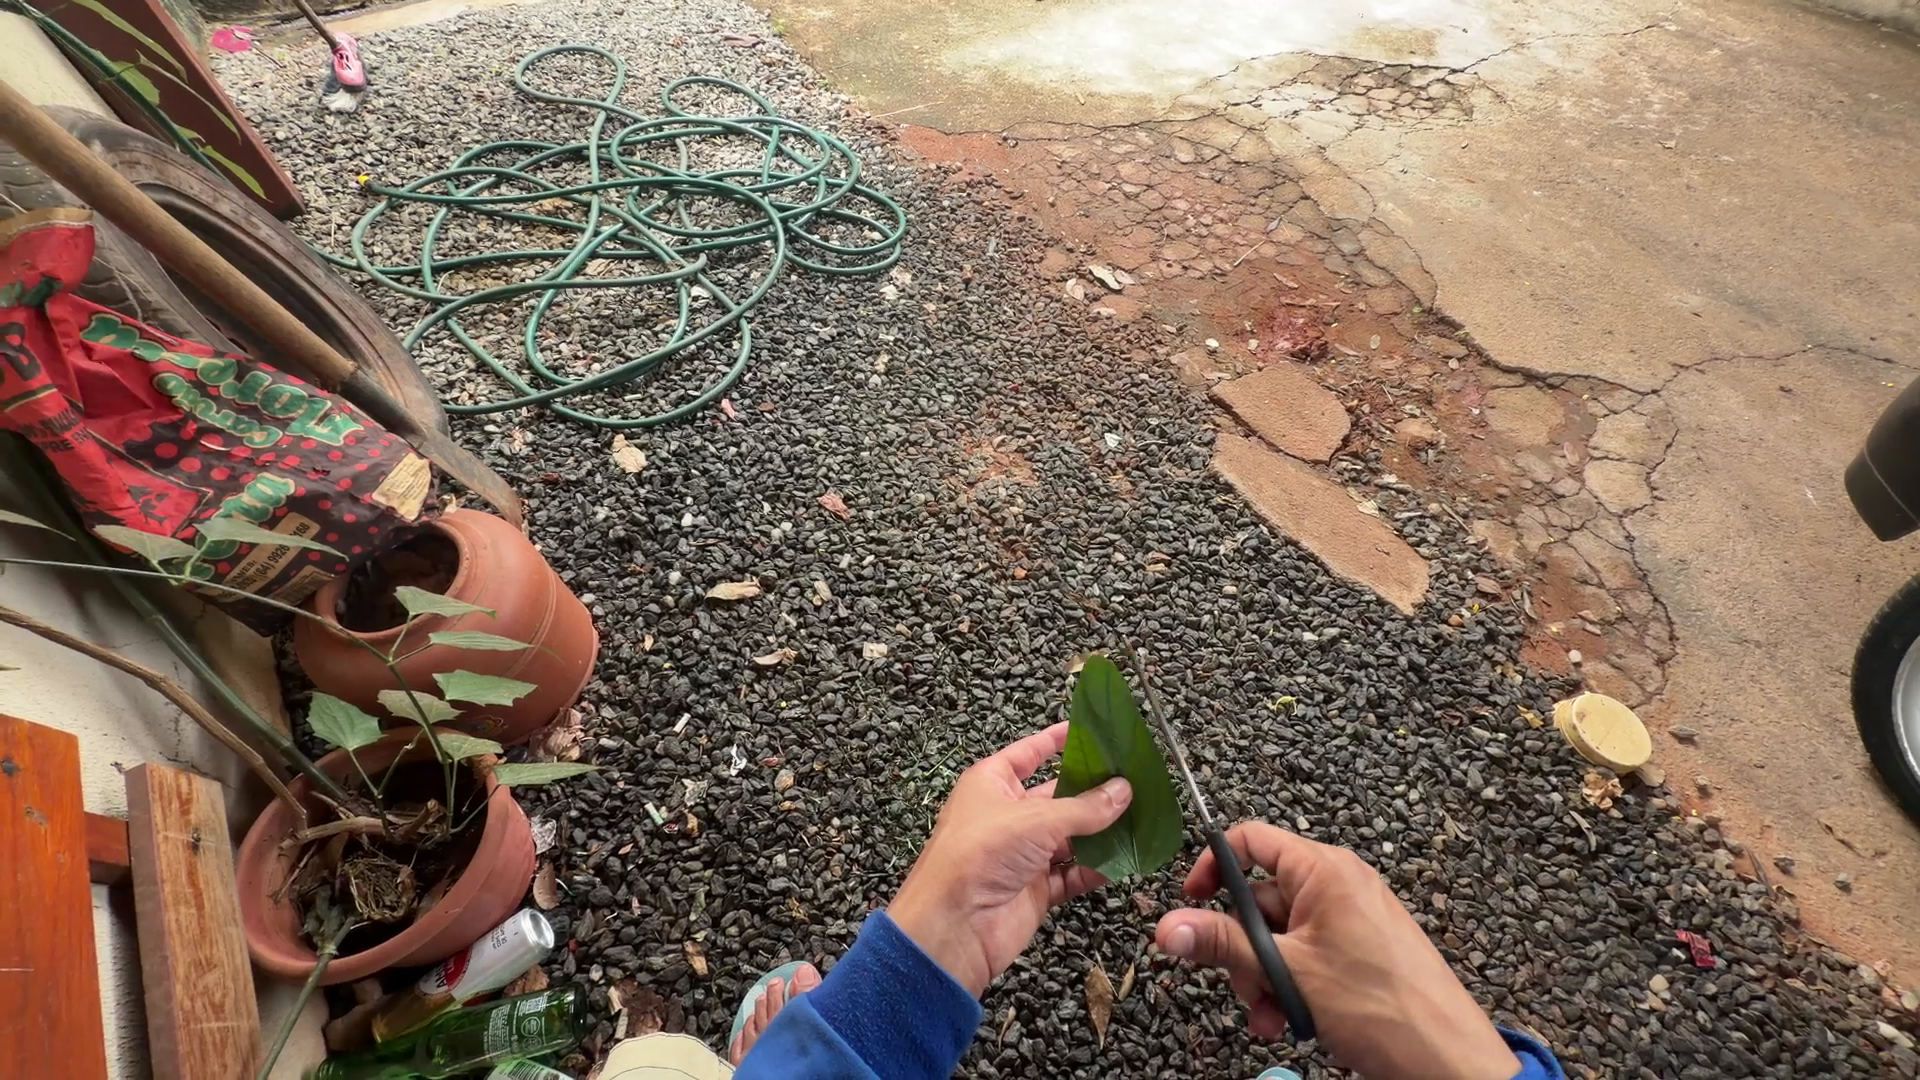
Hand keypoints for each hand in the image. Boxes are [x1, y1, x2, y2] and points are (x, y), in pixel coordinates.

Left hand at [888, 722, 1132, 996]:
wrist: (954, 926)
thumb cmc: (981, 852)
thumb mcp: (1036, 819)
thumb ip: (1084, 807)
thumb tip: (1123, 790)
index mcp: (992, 782)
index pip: (1029, 753)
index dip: (1055, 740)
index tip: (1087, 730)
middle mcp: (1007, 813)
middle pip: (1056, 795)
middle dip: (1091, 790)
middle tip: (1132, 779)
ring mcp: (1021, 852)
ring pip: (1068, 836)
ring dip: (1100, 831)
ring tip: (1139, 818)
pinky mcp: (1034, 888)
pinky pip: (1071, 873)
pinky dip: (1094, 869)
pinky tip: (1123, 861)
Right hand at [1155, 823, 1519, 1079]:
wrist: (1458, 1072)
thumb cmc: (1380, 1008)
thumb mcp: (1288, 972)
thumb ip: (1223, 945)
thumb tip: (1166, 928)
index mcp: (1322, 869)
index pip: (1249, 840)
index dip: (1213, 866)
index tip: (1192, 902)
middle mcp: (1337, 883)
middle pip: (1261, 896)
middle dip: (1243, 946)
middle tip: (1243, 986)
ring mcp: (1352, 917)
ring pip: (1281, 933)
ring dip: (1265, 974)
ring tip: (1271, 1017)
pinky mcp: (1363, 949)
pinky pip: (1308, 953)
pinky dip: (1292, 983)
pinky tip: (1290, 1022)